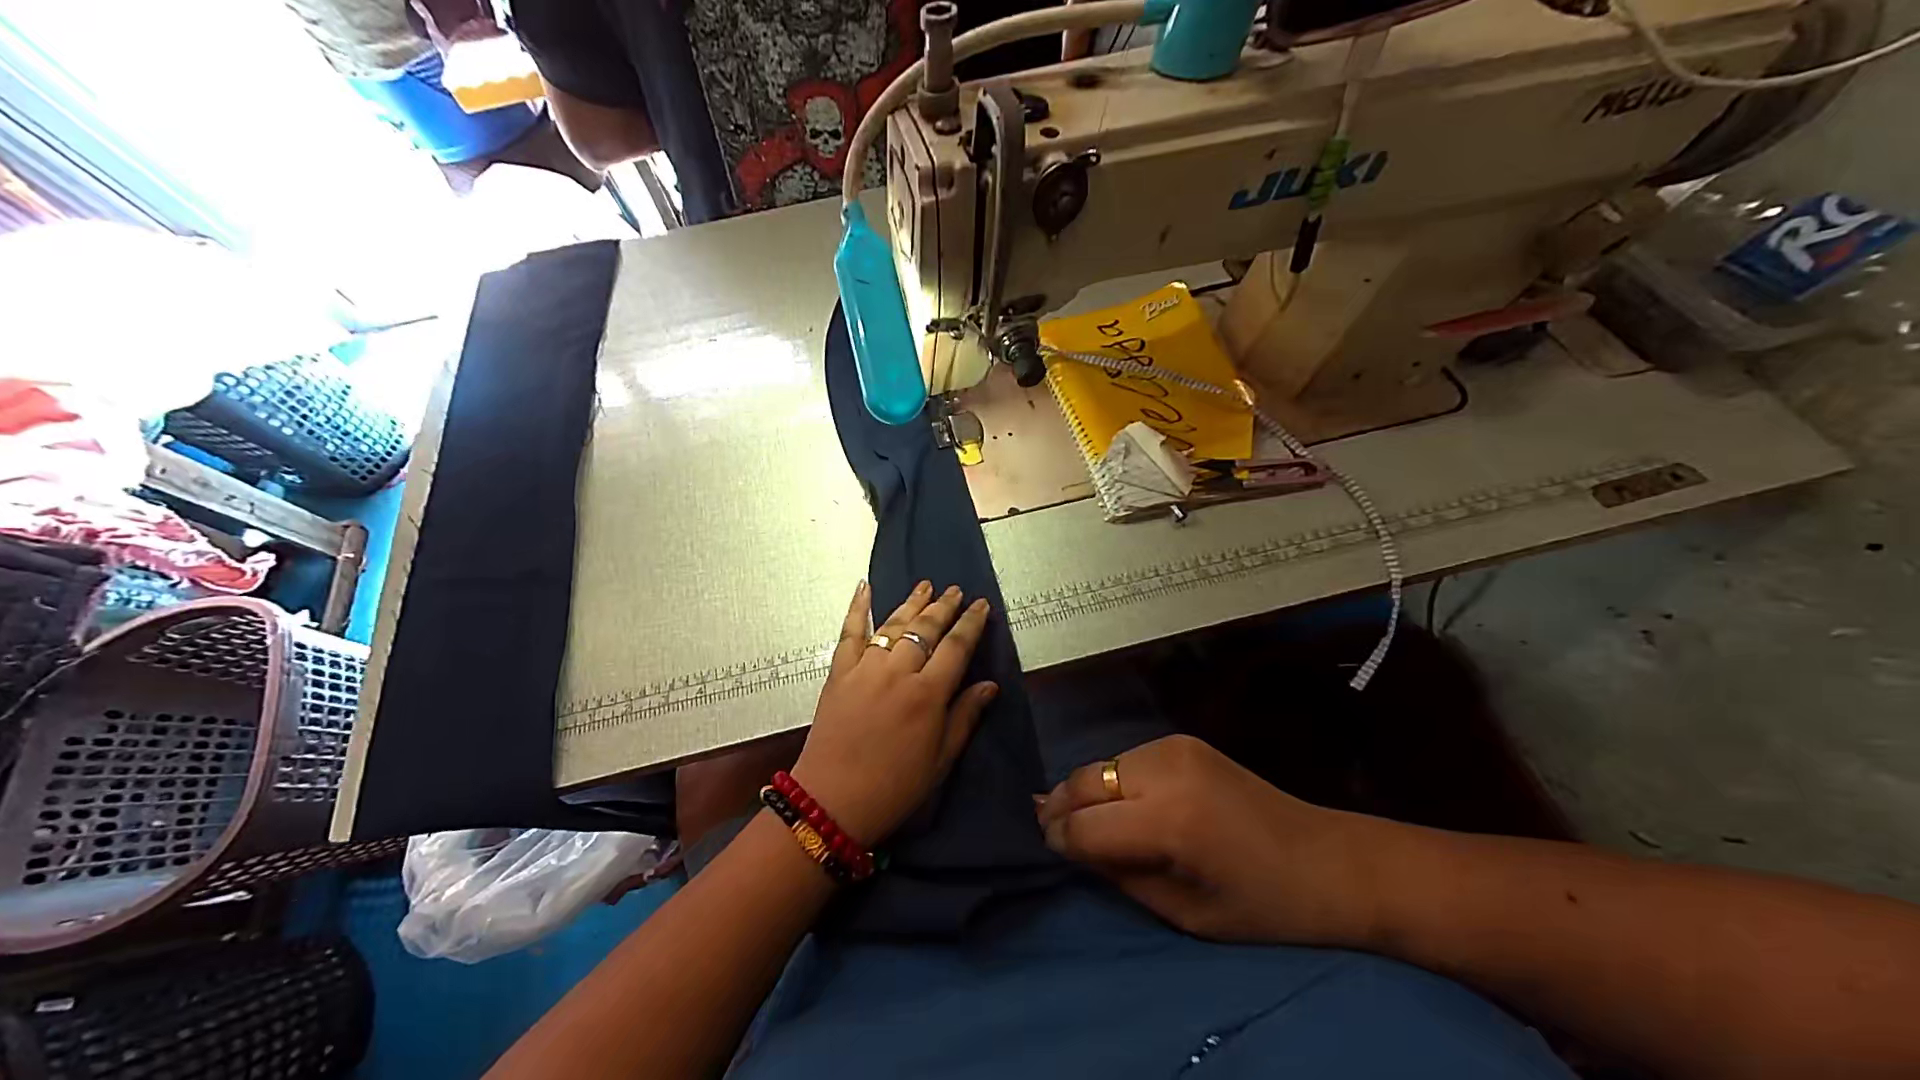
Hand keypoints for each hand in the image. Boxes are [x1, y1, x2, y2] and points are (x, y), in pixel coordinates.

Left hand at [790, 581, 996, 847]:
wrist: (832, 801)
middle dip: (944, 606)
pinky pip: (849, 632)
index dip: (971, 623)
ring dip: (911, 602)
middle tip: (955, 590)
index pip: (956, 647)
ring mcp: (864, 668)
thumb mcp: (940, 760)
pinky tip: (864, 587)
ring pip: (892, 625)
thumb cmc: (895, 787)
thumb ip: (964, 716)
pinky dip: (857, 608)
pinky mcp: (839, 673)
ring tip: (925, 585)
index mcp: (928, 694)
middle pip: (926, 628)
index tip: (981, 605)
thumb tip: (989, 684)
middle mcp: (897, 672)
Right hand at [1036, 734, 1385, 946]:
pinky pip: (1125, 759)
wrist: (1330, 861)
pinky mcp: (1183, 740)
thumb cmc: (1261, 906)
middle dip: (1061, 808)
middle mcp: (1164, 770)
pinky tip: (1118, 803)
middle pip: (1083, 782)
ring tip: (1083, 820)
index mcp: (1169, 820)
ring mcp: (1174, 747)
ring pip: (1099, 766)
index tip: (1050, 852)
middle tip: (1049, 831)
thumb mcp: (1181, 911)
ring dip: (1085, 792)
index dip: (1059, 839)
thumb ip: (1118, 873)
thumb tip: (1067, 843)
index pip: (1084, 825)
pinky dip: (1111, 781)